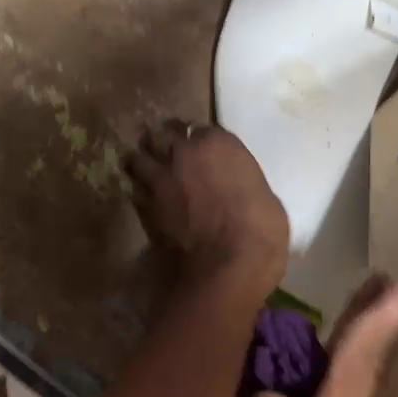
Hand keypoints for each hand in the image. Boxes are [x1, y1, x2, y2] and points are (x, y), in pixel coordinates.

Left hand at [125, 120, 288, 302]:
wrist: (224, 268)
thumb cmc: (259, 232)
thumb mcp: (264, 196)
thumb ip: (240, 180)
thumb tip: (233, 186)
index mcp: (217, 144)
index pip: (200, 128)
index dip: (199, 141)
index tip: (201, 152)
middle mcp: (182, 152)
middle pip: (161, 134)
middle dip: (164, 141)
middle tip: (168, 153)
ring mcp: (158, 176)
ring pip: (138, 156)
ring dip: (143, 162)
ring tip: (148, 170)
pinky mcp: (142, 202)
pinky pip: (133, 187)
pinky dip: (138, 190)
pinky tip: (145, 197)